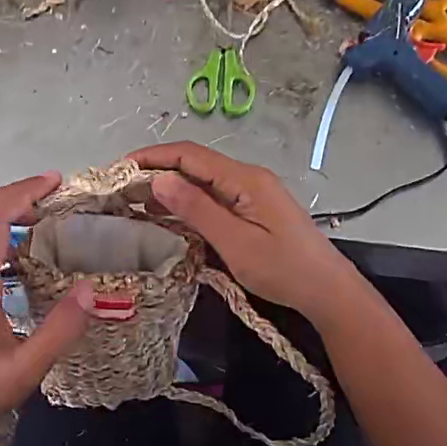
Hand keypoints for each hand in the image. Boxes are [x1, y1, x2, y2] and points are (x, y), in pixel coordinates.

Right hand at [126, 142, 360, 318]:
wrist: (327, 290)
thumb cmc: (284, 270)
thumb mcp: (235, 243)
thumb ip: (197, 209)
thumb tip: (159, 180)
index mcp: (244, 180)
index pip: (189, 155)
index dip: (152, 157)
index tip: (119, 170)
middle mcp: (247, 178)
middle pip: (194, 164)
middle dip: (156, 172)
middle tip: (121, 191)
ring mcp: (251, 193)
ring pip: (202, 181)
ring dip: (170, 188)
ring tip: (135, 204)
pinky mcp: (252, 210)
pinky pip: (213, 197)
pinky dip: (187, 203)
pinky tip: (168, 217)